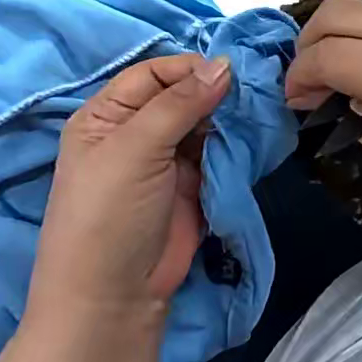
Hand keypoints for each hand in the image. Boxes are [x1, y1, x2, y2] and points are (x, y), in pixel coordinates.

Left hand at [30, 54, 231, 329]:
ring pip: (203, 122)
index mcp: (106, 115)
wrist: (115, 297)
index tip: (228, 72)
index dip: (187, 69)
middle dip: (212, 92)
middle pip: (181, 95)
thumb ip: (179, 104)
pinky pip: (216, 151)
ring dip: (226, 118)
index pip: (151, 74)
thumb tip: (224, 64)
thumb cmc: (110, 214)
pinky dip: (233, 144)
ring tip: (254, 115)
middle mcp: (135, 131)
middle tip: (250, 95)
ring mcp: (165, 159)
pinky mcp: (192, 183)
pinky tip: (251, 138)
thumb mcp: (135, 150)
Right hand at [284, 0, 361, 189]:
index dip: (299, 77)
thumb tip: (321, 97)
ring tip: (339, 75)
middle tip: (308, 81)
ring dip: (332, 38)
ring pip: (353, 7)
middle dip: (305, 46)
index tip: (296, 99)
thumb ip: (352, 122)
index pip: (328, 55)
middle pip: (332, 13)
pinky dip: (360, 36)